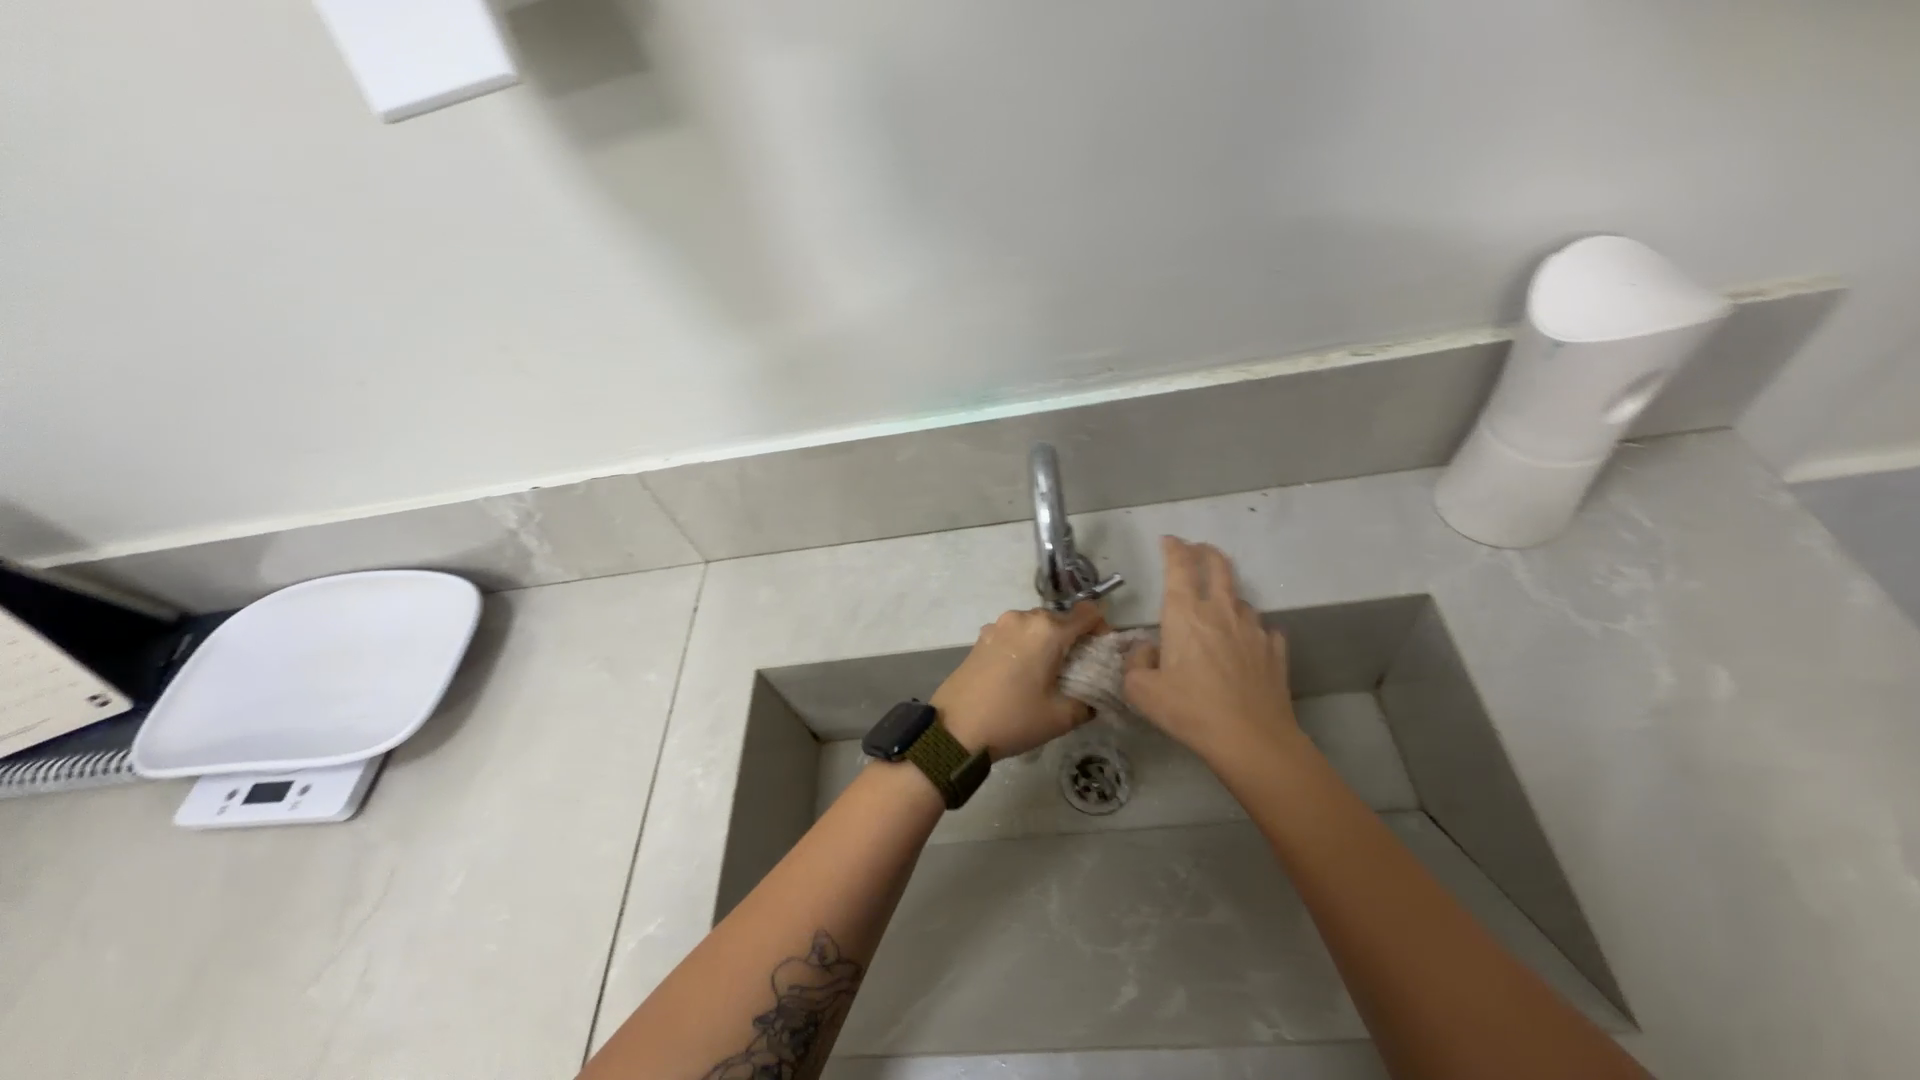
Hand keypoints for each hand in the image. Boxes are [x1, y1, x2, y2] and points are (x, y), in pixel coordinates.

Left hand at [931, 602, 1105, 759]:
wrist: (955, 730)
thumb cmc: (1013, 719)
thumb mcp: (1061, 717)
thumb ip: (1088, 702)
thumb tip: (1097, 696)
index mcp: (1048, 630)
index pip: (1089, 613)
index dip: (1102, 629)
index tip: (1100, 653)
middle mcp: (1024, 618)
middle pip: (1061, 619)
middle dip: (1073, 639)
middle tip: (1076, 671)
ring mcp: (999, 625)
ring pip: (1036, 625)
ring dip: (1047, 643)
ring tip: (1047, 674)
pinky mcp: (982, 637)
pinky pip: (1015, 634)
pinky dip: (1025, 646)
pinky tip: (1020, 674)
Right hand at [1124, 536, 1295, 758]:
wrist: (1251, 738)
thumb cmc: (1190, 710)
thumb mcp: (1142, 691)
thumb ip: (1136, 664)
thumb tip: (1146, 650)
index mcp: (1185, 615)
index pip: (1179, 567)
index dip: (1173, 548)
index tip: (1169, 540)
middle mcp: (1221, 612)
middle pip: (1218, 567)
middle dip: (1206, 552)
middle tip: (1199, 549)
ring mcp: (1253, 629)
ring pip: (1241, 599)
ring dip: (1229, 596)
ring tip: (1220, 608)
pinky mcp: (1275, 650)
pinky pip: (1263, 630)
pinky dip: (1252, 631)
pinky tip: (1248, 644)